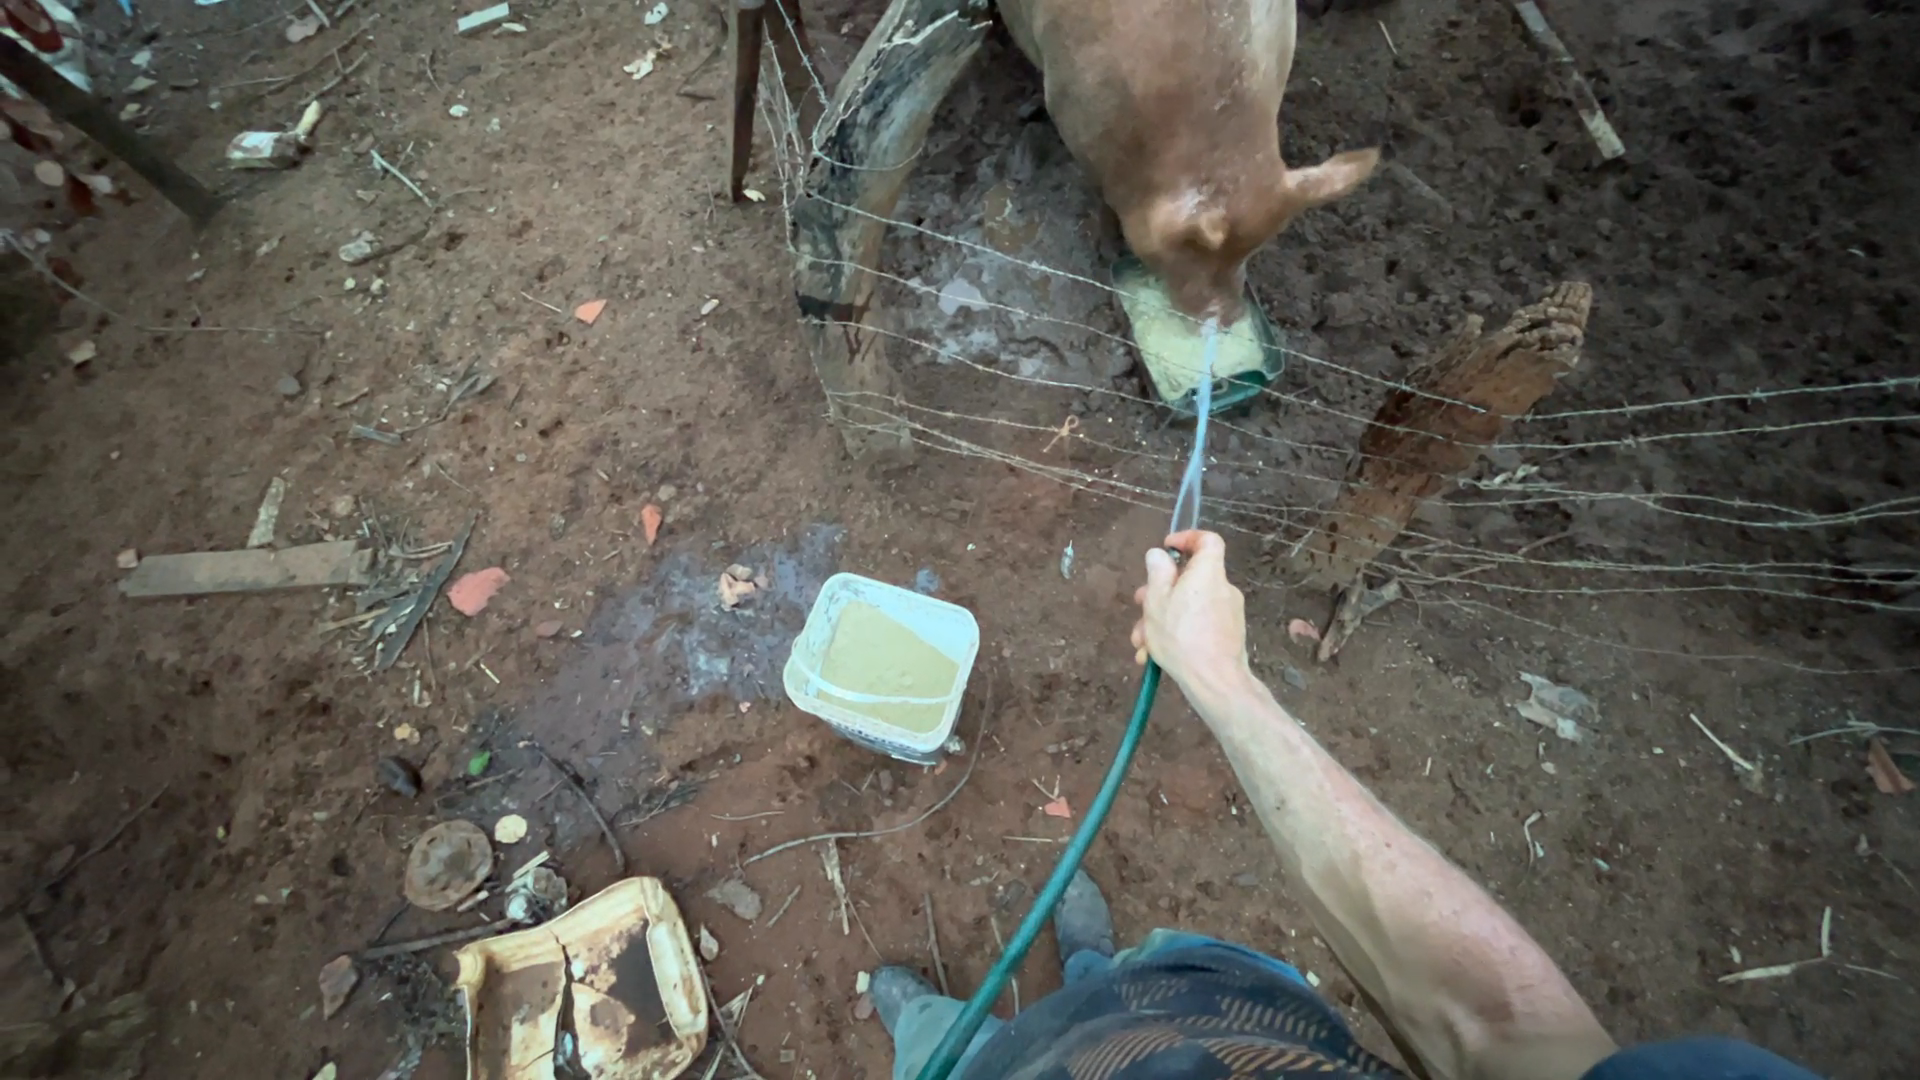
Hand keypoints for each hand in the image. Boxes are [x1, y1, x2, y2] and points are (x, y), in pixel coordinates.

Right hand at [1130, 530, 1253, 701]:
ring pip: (1188, 605)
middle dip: (1159, 591)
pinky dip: (1176, 633)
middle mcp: (1222, 589)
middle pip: (1190, 578)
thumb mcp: (1157, 601)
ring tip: (1140, 641)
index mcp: (1208, 573)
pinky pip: (1197, 623)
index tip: (1166, 548)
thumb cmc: (1181, 637)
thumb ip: (1157, 573)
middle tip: (1139, 604)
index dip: (1186, 538)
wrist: (1214, 682)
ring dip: (1161, 618)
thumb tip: (1159, 554)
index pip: (1208, 540)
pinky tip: (1153, 655)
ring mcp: (1227, 613)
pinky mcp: (1226, 634)